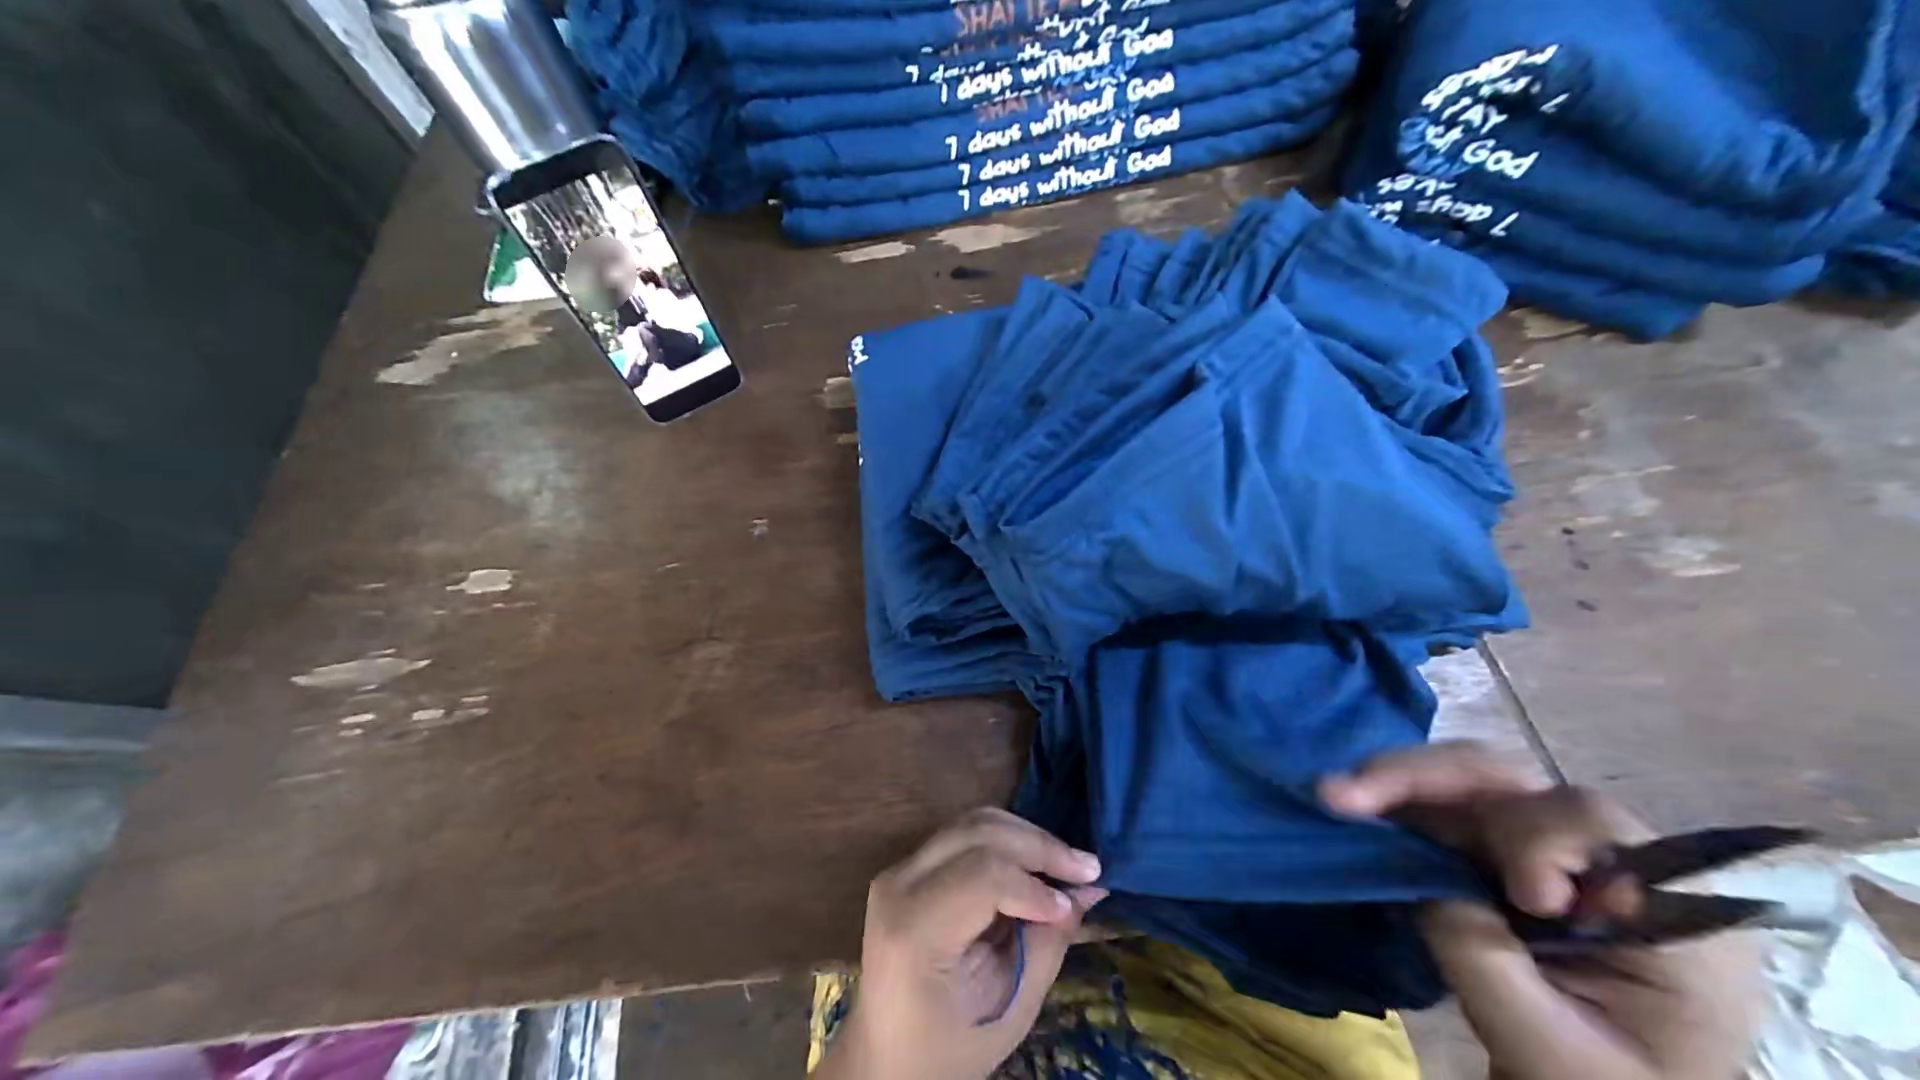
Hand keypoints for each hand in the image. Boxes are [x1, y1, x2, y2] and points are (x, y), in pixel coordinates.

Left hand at [816, 808, 1106, 1079]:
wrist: (885, 1055)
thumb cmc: (946, 1050)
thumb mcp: (1006, 1013)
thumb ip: (1045, 946)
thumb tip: (1086, 892)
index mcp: (914, 930)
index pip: (980, 875)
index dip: (1033, 884)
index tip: (1071, 906)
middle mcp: (899, 884)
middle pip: (978, 833)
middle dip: (1039, 846)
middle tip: (1087, 867)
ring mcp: (899, 869)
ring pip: (973, 822)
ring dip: (1025, 837)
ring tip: (1066, 863)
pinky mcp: (908, 865)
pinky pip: (964, 833)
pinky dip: (1007, 841)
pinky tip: (1036, 864)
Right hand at [1321, 743, 1767, 1079]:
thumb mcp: (1543, 1042)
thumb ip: (1480, 953)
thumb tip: (1421, 873)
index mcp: (1668, 911)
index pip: (1594, 823)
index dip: (1541, 838)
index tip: (1528, 902)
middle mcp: (1606, 856)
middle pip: (1515, 783)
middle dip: (1425, 778)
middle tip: (1347, 793)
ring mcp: (1551, 848)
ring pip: (1473, 781)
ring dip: (1401, 781)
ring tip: (1337, 794)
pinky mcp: (1507, 849)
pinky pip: (1451, 805)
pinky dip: (1400, 801)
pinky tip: (1358, 804)